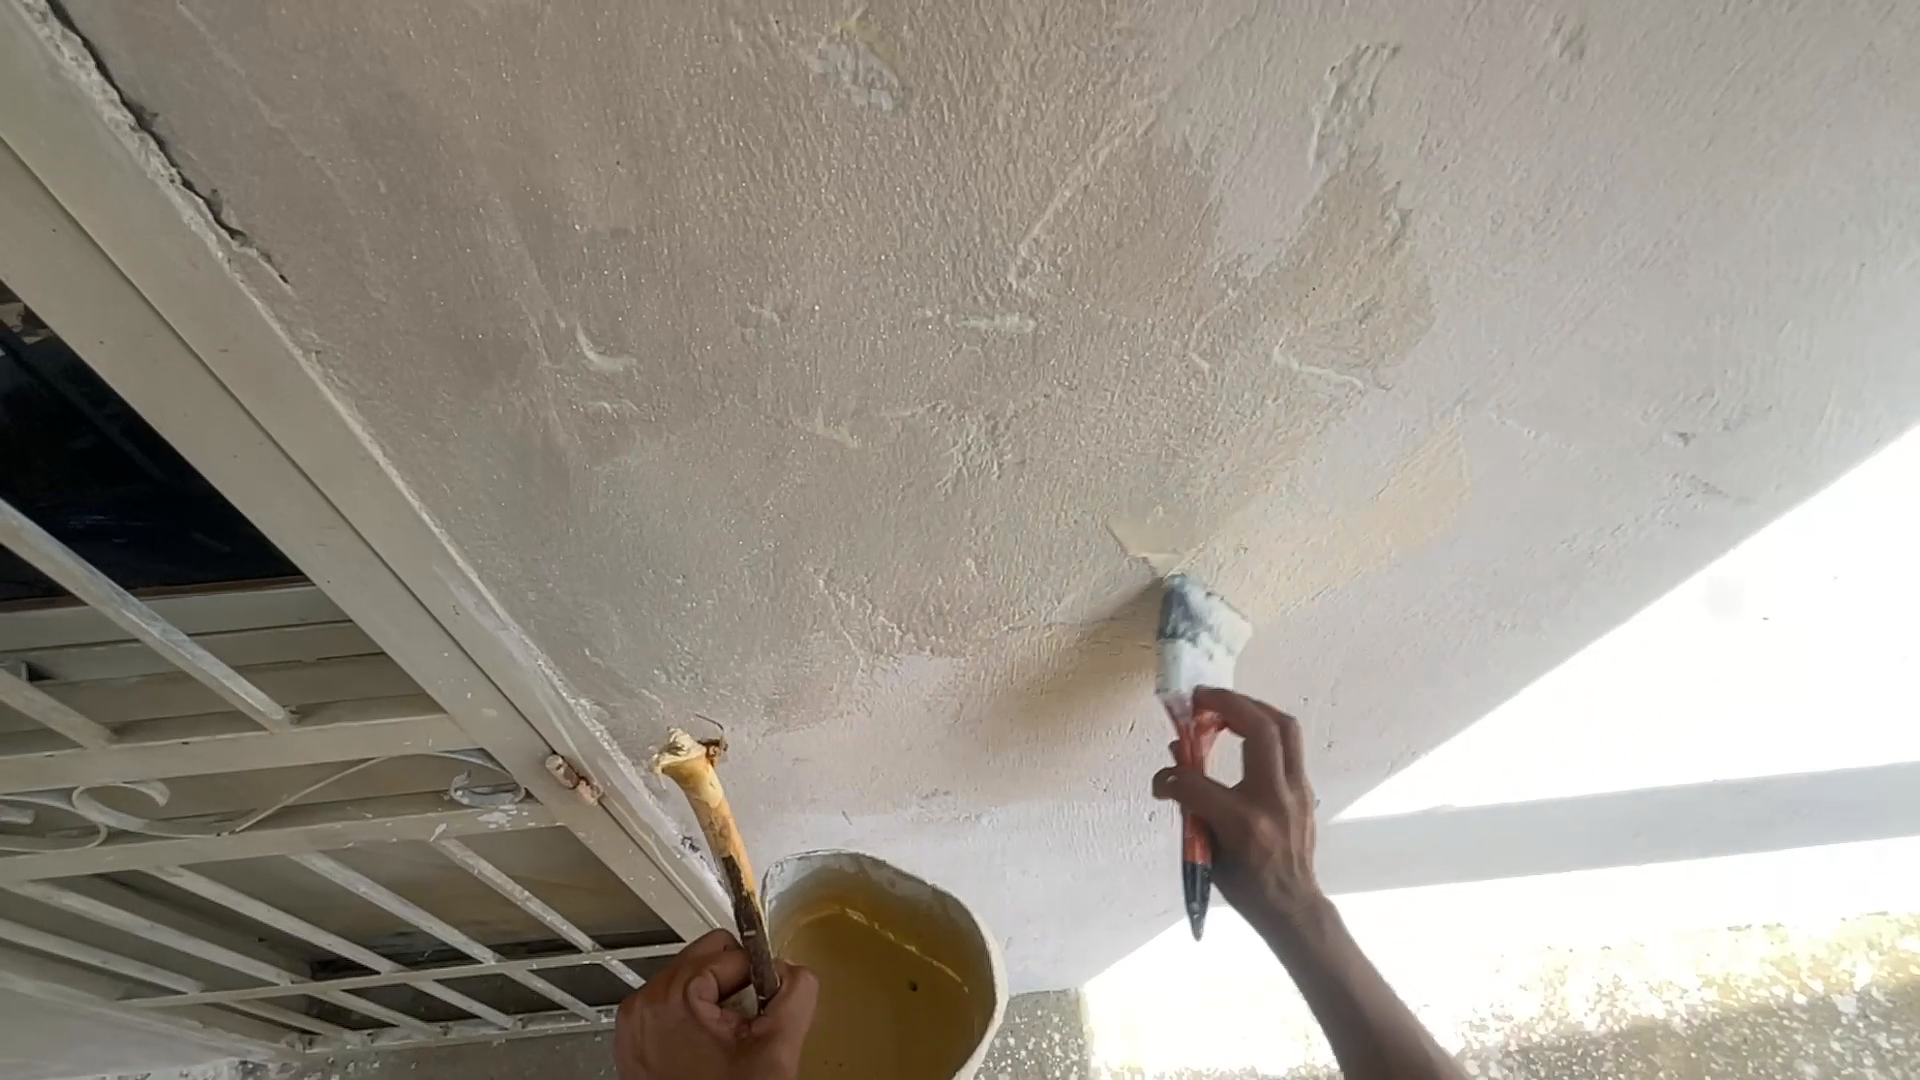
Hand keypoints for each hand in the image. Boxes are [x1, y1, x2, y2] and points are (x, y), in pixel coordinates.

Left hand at [615, 929, 819, 1079]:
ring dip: (719, 1001)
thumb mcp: (776, 1049)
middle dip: (737, 986)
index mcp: (673, 995)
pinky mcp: (635, 1040)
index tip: (758, 1019)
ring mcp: (635, 1023)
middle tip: (742, 1031)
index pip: (737, 955)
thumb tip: (791, 969)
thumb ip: (796, 990)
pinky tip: (708, 1053)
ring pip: (697, 977)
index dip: (759, 984)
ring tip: (725, 1046)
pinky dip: (699, 1017)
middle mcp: (644, 1002)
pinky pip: (678, 1003)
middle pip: (712, 955)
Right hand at [1152, 687, 1325, 929]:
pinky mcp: (1305, 788)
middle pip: (1261, 731)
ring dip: (1252, 706)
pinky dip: (1264, 725)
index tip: (1164, 781)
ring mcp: (1296, 792)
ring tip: (1225, 703)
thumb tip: (1174, 768)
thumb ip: (1190, 804)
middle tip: (1201, 698)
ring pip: (1284, 727)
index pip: (1198, 784)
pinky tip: (1244, 726)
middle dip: (1228, 704)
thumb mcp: (1206, 850)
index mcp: (1245, 824)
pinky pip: (1289, 742)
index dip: (1172, 779)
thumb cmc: (1245, 885)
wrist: (1292, 906)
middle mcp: (1275, 801)